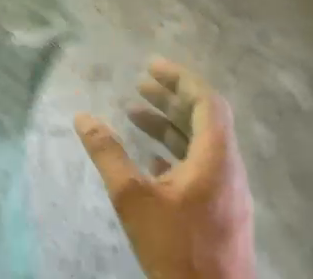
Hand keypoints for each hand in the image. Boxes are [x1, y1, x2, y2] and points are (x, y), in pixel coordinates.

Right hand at [74, 58, 254, 278]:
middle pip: (206, 121)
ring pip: (202, 145)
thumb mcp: (132, 197)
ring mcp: (228, 195)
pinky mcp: (221, 213)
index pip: (208, 105)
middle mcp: (229, 173)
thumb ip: (108, 153)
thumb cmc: (175, 246)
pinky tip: (150, 157)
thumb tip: (83, 116)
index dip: (181, 80)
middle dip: (171, 98)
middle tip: (139, 82)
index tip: (150, 66)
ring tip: (133, 113)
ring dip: (169, 125)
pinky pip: (202, 167)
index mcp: (217, 162)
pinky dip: (175, 151)